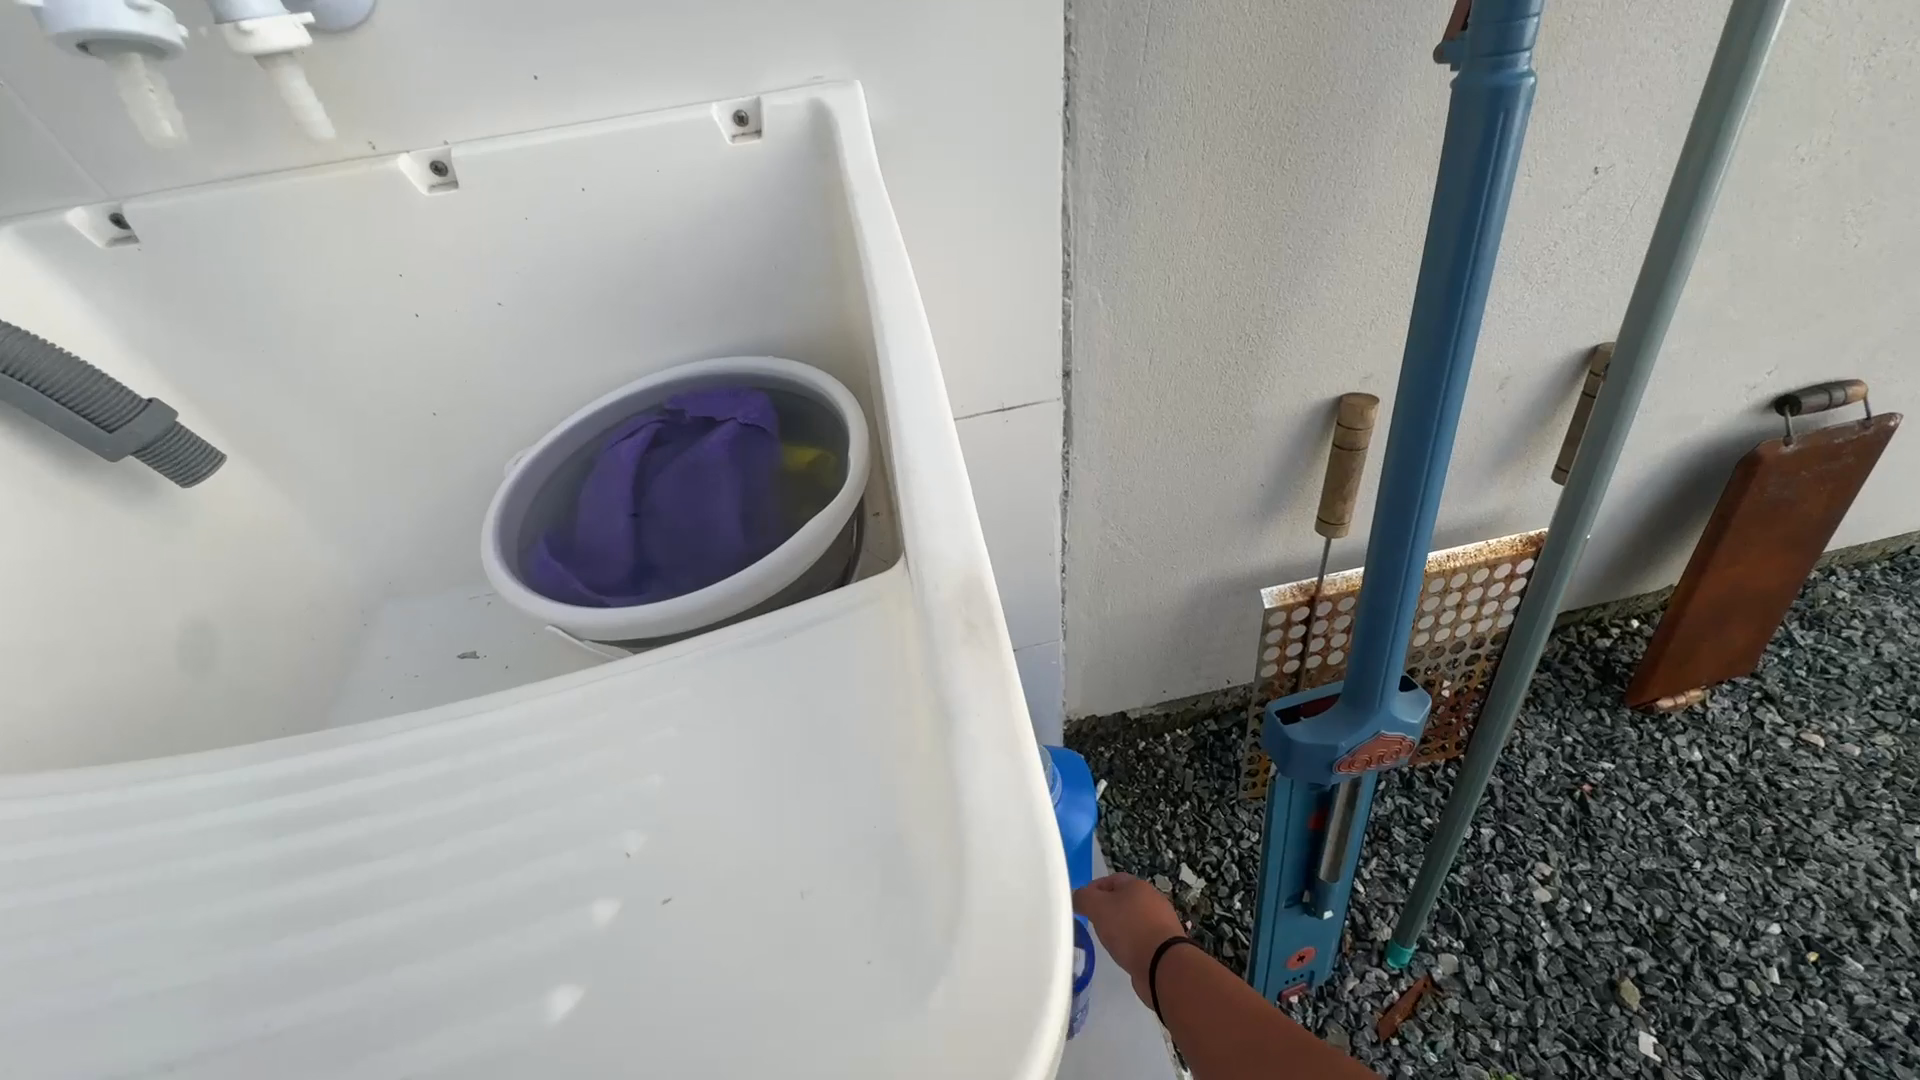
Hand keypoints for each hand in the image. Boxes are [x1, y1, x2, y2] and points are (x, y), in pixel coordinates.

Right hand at [1072, 873, 1190, 1006]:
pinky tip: (1125, 956)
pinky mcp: (1166, 946)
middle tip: (1094, 923)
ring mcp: (1162, 924)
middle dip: (1107, 911)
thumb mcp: (1097, 908)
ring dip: (1120, 929)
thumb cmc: (1129, 930)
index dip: (1093, 890)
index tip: (1082, 905)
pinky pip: (1143, 940)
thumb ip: (1083, 898)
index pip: (1111, 880)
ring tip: (1108, 942)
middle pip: (1123, 900)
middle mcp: (1153, 900)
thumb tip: (1077, 896)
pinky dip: (1132, 946)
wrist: (1164, 966)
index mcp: (1138, 886)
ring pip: (1133, 921)